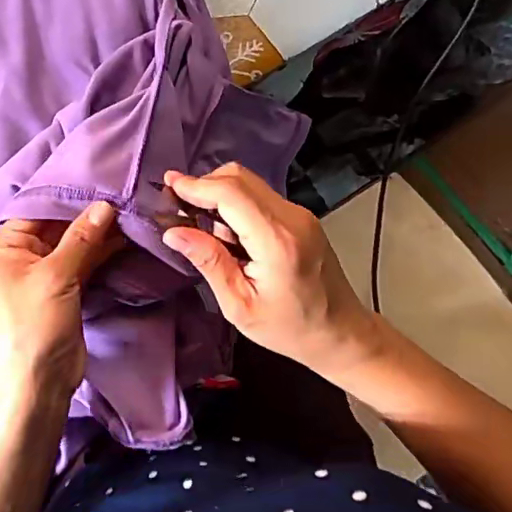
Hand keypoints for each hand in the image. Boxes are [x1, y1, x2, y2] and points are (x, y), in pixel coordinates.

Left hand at [0, 201, 122, 411]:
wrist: (36, 385)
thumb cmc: (34, 325)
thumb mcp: (55, 277)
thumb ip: (81, 238)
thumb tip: (104, 205)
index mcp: (6, 247)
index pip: (38, 211)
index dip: (68, 197)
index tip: (101, 180)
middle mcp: (21, 257)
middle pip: (57, 227)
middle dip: (87, 214)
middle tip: (123, 193)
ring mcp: (44, 275)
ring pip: (73, 245)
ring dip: (98, 233)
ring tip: (130, 212)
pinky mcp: (64, 291)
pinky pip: (83, 264)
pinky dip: (101, 253)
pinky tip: (124, 237)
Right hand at [159, 164, 389, 379]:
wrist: (343, 333)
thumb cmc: (290, 329)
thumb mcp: (239, 306)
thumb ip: (208, 262)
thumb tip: (173, 232)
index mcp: (277, 241)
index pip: (230, 193)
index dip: (195, 185)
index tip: (168, 185)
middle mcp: (292, 218)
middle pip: (239, 178)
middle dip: (203, 185)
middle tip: (176, 204)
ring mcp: (300, 215)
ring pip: (248, 183)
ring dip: (218, 193)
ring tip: (195, 220)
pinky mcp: (300, 218)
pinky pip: (259, 196)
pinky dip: (234, 203)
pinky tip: (222, 230)